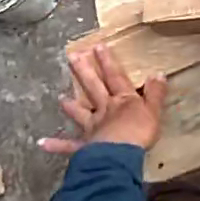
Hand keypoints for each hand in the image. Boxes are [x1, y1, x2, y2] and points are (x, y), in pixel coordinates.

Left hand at [41, 45, 166, 154]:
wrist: (119, 154)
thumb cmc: (139, 132)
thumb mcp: (153, 111)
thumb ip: (155, 93)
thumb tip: (158, 73)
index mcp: (123, 100)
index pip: (115, 77)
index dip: (108, 61)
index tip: (98, 46)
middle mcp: (105, 109)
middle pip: (94, 87)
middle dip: (84, 71)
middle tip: (72, 56)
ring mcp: (92, 127)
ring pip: (80, 113)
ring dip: (70, 106)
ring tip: (60, 98)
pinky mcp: (84, 146)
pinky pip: (68, 145)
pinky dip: (55, 145)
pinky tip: (41, 143)